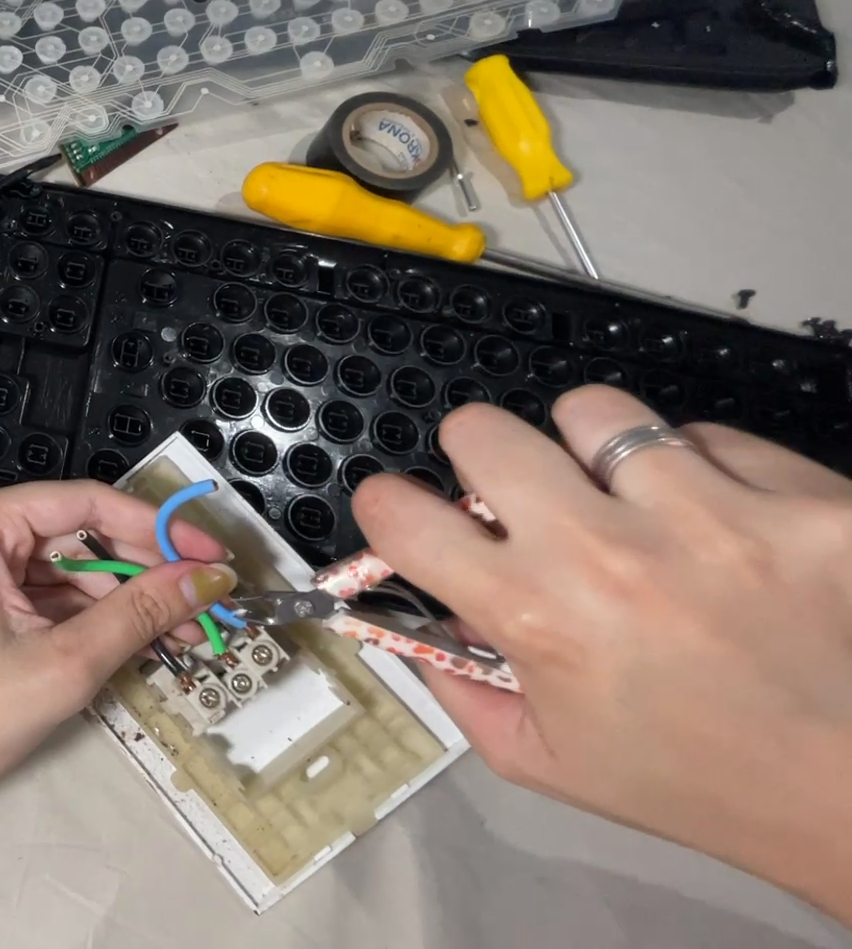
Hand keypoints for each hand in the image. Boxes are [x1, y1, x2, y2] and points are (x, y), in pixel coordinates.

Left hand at [0, 481, 232, 830]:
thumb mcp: (65, 661)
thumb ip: (141, 612)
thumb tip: (206, 578)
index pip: (86, 502)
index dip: (157, 527)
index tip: (214, 555)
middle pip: (79, 533)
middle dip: (145, 569)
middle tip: (209, 599)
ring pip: (70, 568)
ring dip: (126, 598)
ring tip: (188, 630)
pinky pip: (49, 595)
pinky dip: (94, 616)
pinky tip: (143, 637)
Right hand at [353, 385, 851, 921]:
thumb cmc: (689, 782)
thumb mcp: (532, 753)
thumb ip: (448, 677)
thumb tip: (405, 608)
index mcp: (532, 613)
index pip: (397, 513)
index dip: (385, 508)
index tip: (406, 517)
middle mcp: (607, 552)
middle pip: (481, 430)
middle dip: (478, 459)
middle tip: (515, 498)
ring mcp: (716, 518)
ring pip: (595, 413)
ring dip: (589, 454)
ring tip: (622, 500)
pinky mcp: (815, 503)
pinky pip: (710, 438)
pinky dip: (697, 472)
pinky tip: (719, 526)